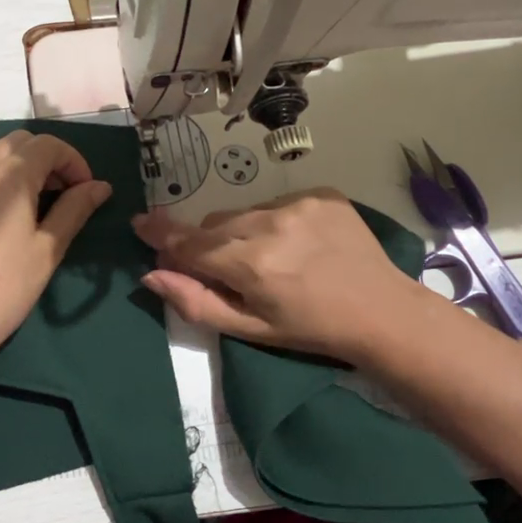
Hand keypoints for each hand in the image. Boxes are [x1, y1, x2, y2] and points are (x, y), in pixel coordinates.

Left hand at [0, 130, 113, 359]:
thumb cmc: (7, 285)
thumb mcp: (49, 248)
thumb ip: (75, 209)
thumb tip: (99, 186)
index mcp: (11, 173)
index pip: (49, 145)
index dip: (75, 162)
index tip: (87, 191)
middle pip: (21, 142)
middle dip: (49, 159)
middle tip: (64, 194)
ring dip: (20, 163)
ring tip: (34, 198)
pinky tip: (2, 208)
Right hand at [132, 188, 426, 360]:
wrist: (381, 311)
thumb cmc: (311, 329)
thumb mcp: (251, 328)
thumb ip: (196, 302)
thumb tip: (151, 275)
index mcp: (250, 263)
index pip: (189, 243)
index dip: (162, 235)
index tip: (140, 223)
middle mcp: (269, 224)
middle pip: (214, 224)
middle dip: (208, 242)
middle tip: (225, 267)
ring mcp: (298, 204)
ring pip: (244, 212)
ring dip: (242, 230)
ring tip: (270, 258)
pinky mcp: (321, 193)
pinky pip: (277, 202)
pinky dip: (275, 220)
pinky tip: (296, 243)